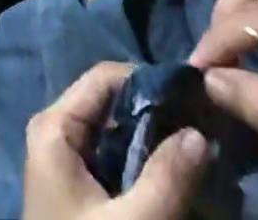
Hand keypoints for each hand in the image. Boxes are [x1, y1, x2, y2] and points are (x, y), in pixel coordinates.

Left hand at [22, 62, 210, 219]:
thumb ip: (167, 177)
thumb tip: (202, 133)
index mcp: (55, 126)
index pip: (106, 76)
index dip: (149, 80)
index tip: (193, 95)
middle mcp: (57, 130)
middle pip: (113, 100)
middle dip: (157, 110)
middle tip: (202, 121)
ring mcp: (66, 155)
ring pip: (117, 127)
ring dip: (155, 136)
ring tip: (196, 143)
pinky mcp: (78, 182)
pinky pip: (114, 153)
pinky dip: (144, 159)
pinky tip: (174, 169)